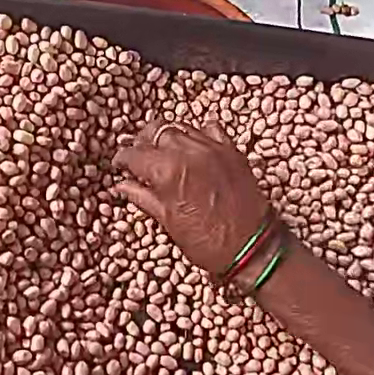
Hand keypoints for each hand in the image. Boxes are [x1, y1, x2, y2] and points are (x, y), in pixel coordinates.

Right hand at [111, 119, 274, 272]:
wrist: (254, 247)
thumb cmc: (209, 243)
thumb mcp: (168, 222)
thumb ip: (143, 197)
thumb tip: (122, 186)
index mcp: (167, 171)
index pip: (134, 154)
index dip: (122, 159)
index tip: (120, 165)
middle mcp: (188, 153)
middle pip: (155, 131)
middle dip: (142, 142)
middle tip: (138, 156)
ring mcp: (212, 149)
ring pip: (180, 127)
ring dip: (167, 137)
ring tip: (162, 152)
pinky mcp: (231, 151)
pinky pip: (209, 130)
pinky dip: (197, 135)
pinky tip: (192, 149)